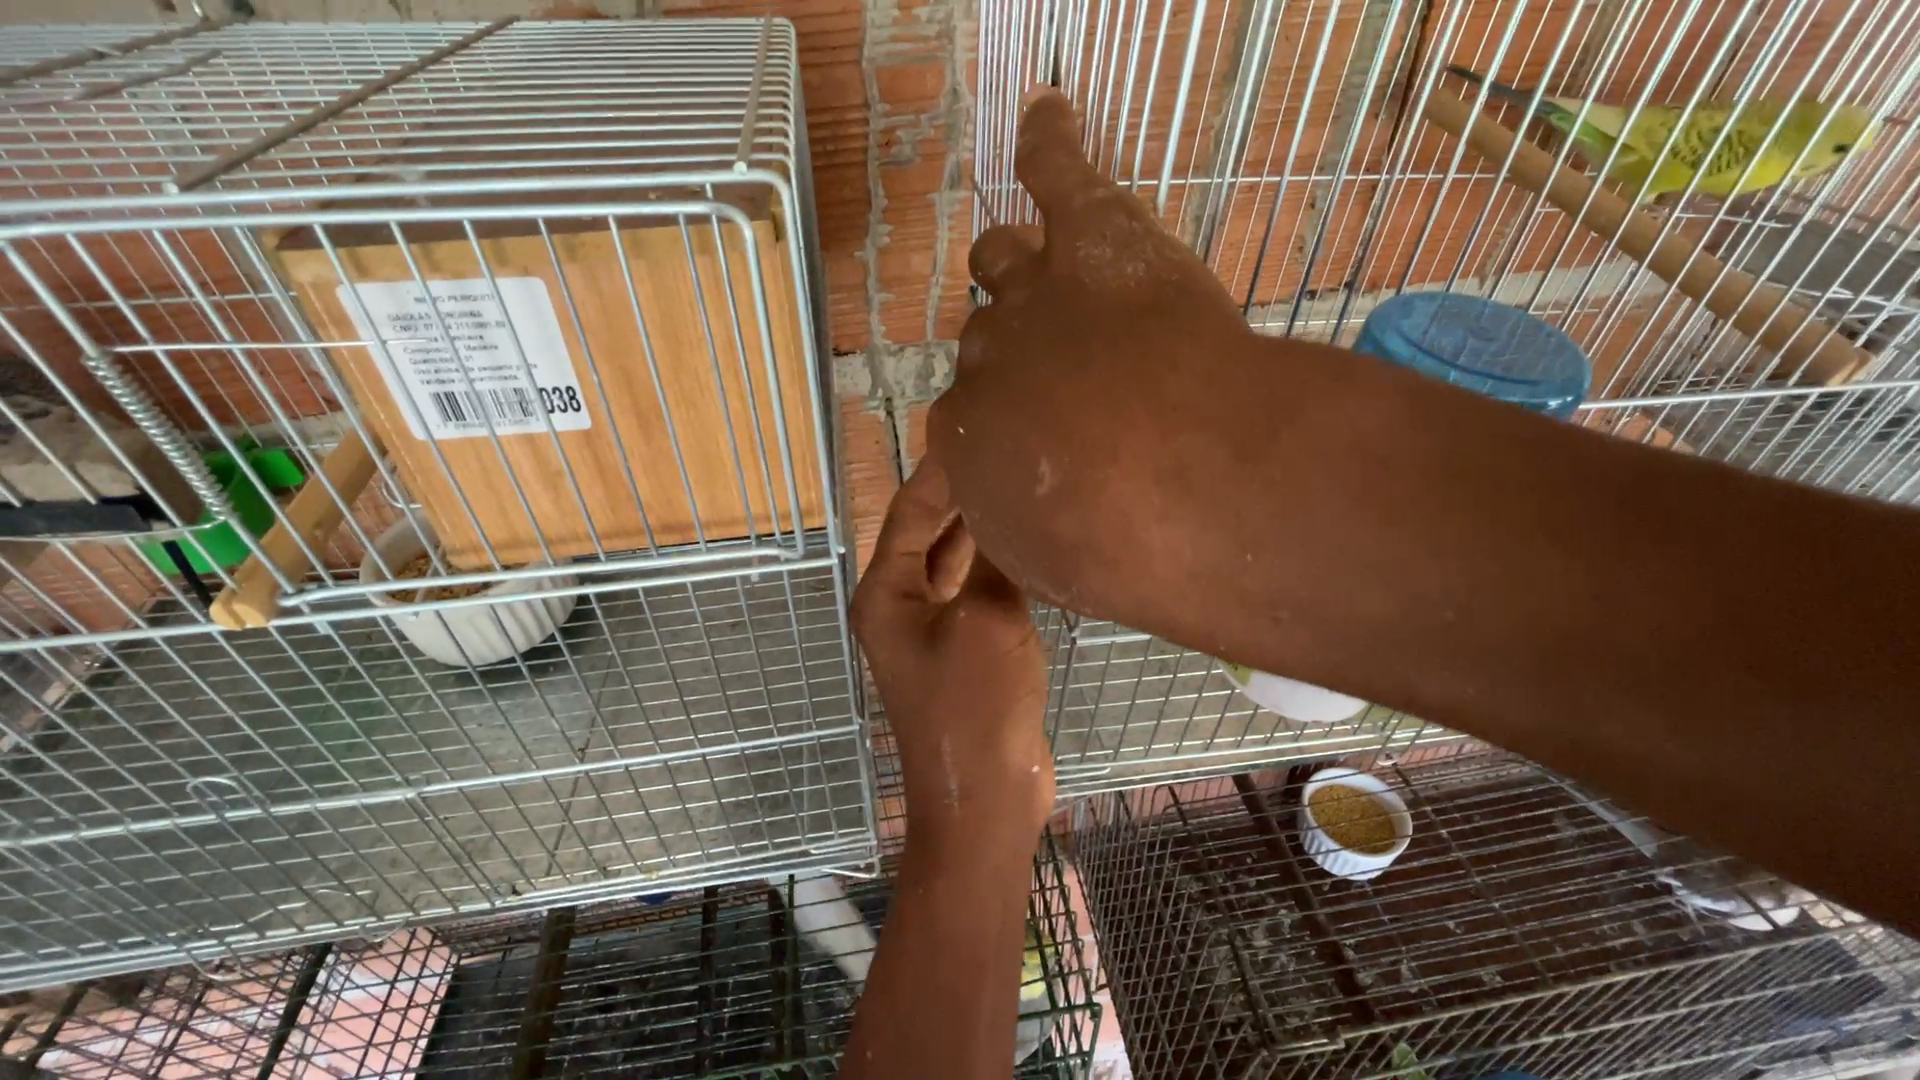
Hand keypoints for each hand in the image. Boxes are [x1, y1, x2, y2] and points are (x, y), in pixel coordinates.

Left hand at [851, 455, 1053, 839]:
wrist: (986, 797)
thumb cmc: (974, 707)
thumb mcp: (988, 622)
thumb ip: (998, 560)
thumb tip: (1014, 507)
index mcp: (885, 594)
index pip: (909, 512)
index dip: (939, 470)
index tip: (971, 426)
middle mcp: (901, 607)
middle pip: (928, 534)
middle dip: (961, 495)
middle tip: (1003, 449)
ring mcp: (933, 633)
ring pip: (956, 565)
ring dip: (982, 531)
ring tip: (1020, 485)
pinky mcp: (966, 654)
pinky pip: (979, 596)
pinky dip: (1000, 569)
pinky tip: (1032, 545)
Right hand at [929, 88, 1271, 627]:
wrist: (1173, 483)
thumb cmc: (1115, 549)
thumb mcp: (1054, 566)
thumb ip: (1033, 534)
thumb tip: (1039, 524)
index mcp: (967, 445)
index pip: (966, 418)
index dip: (1003, 423)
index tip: (1035, 437)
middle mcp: (986, 362)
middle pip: (984, 337)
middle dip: (1010, 349)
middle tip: (1053, 365)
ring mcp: (1035, 296)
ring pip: (1002, 260)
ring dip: (1013, 263)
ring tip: (1029, 260)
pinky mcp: (1093, 239)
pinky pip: (1059, 176)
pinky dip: (1052, 144)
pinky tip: (1048, 115)